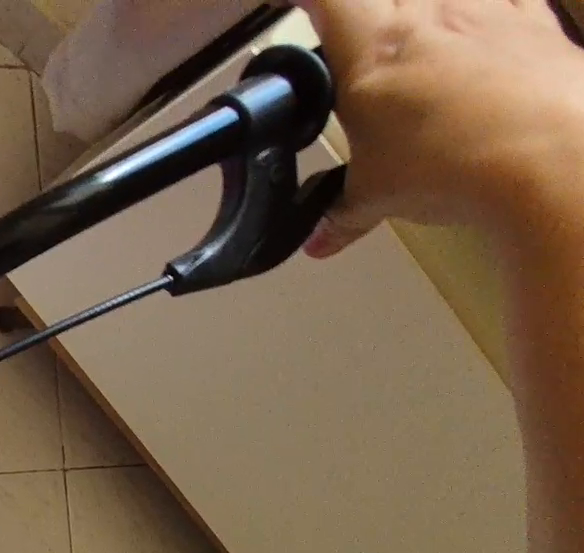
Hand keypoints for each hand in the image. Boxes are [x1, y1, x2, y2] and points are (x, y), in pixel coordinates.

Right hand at [295, 0, 583, 256]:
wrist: (560, 159)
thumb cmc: (460, 165)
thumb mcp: (373, 197)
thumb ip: (341, 213)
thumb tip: (322, 238)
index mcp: (375, 52)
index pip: (330, 0)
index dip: (306, 1)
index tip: (287, 8)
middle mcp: (435, 17)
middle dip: (360, 7)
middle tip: (345, 22)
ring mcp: (495, 11)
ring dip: (422, 9)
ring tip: (406, 24)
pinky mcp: (540, 21)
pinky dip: (483, 8)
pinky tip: (471, 23)